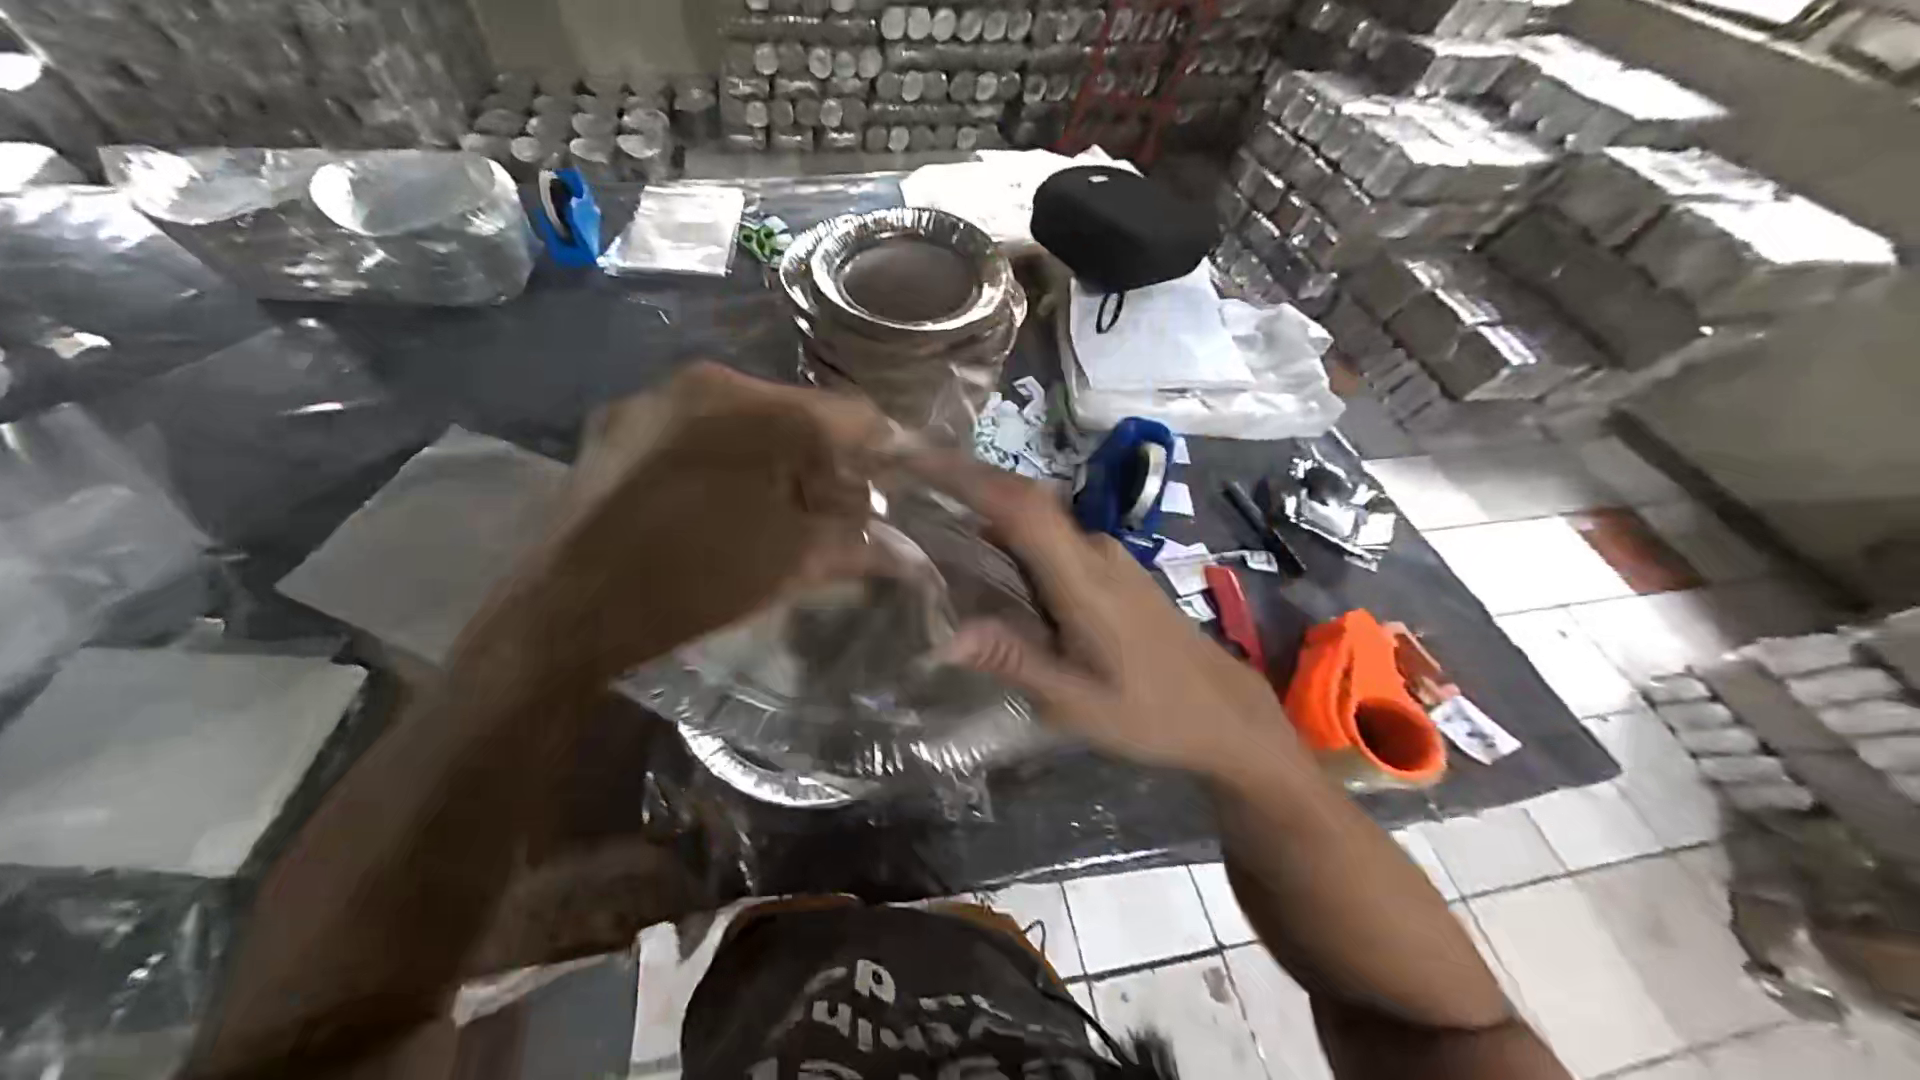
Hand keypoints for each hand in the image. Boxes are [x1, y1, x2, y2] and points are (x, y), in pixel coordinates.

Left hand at [495, 362, 891, 680]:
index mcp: (759, 409)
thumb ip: (858, 543)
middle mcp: (707, 383)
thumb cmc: (695, 584)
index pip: (853, 415)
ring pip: (746, 418)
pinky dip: (727, 458)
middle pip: (799, 413)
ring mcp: (655, 399)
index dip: (886, 452)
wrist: (567, 614)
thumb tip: (904, 551)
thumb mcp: (794, 564)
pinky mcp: (618, 423)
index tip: (895, 487)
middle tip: (837, 508)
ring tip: (778, 508)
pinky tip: (720, 502)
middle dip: (827, 460)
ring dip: (776, 458)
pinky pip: (697, 429)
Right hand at [914, 455, 1305, 776]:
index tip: (915, 458)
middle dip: (963, 485)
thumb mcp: (1077, 704)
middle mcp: (1096, 552)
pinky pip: (1052, 539)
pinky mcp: (1112, 568)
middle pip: (1023, 501)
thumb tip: (944, 636)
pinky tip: (985, 563)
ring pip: (1038, 519)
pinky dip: (1011, 537)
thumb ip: (1013, 662)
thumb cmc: (1153, 713)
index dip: (967, 477)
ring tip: (930, 521)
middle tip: (905, 487)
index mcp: (1085, 580)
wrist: (1225, 711)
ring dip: (985, 512)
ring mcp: (1109, 556)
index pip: (1021, 508)